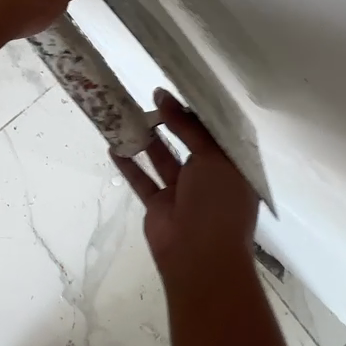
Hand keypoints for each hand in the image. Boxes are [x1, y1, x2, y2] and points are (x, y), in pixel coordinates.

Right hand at [115, 89, 257, 286]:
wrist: (201, 258)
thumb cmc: (219, 204)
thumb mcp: (213, 158)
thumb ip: (188, 127)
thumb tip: (163, 96)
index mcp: (232, 167)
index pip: (216, 132)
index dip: (198, 110)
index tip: (179, 87)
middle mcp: (210, 178)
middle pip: (188, 142)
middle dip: (171, 121)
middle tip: (151, 96)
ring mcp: (184, 192)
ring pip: (163, 158)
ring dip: (147, 138)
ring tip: (128, 113)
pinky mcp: (159, 205)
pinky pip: (142, 179)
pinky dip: (128, 163)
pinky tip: (113, 145)